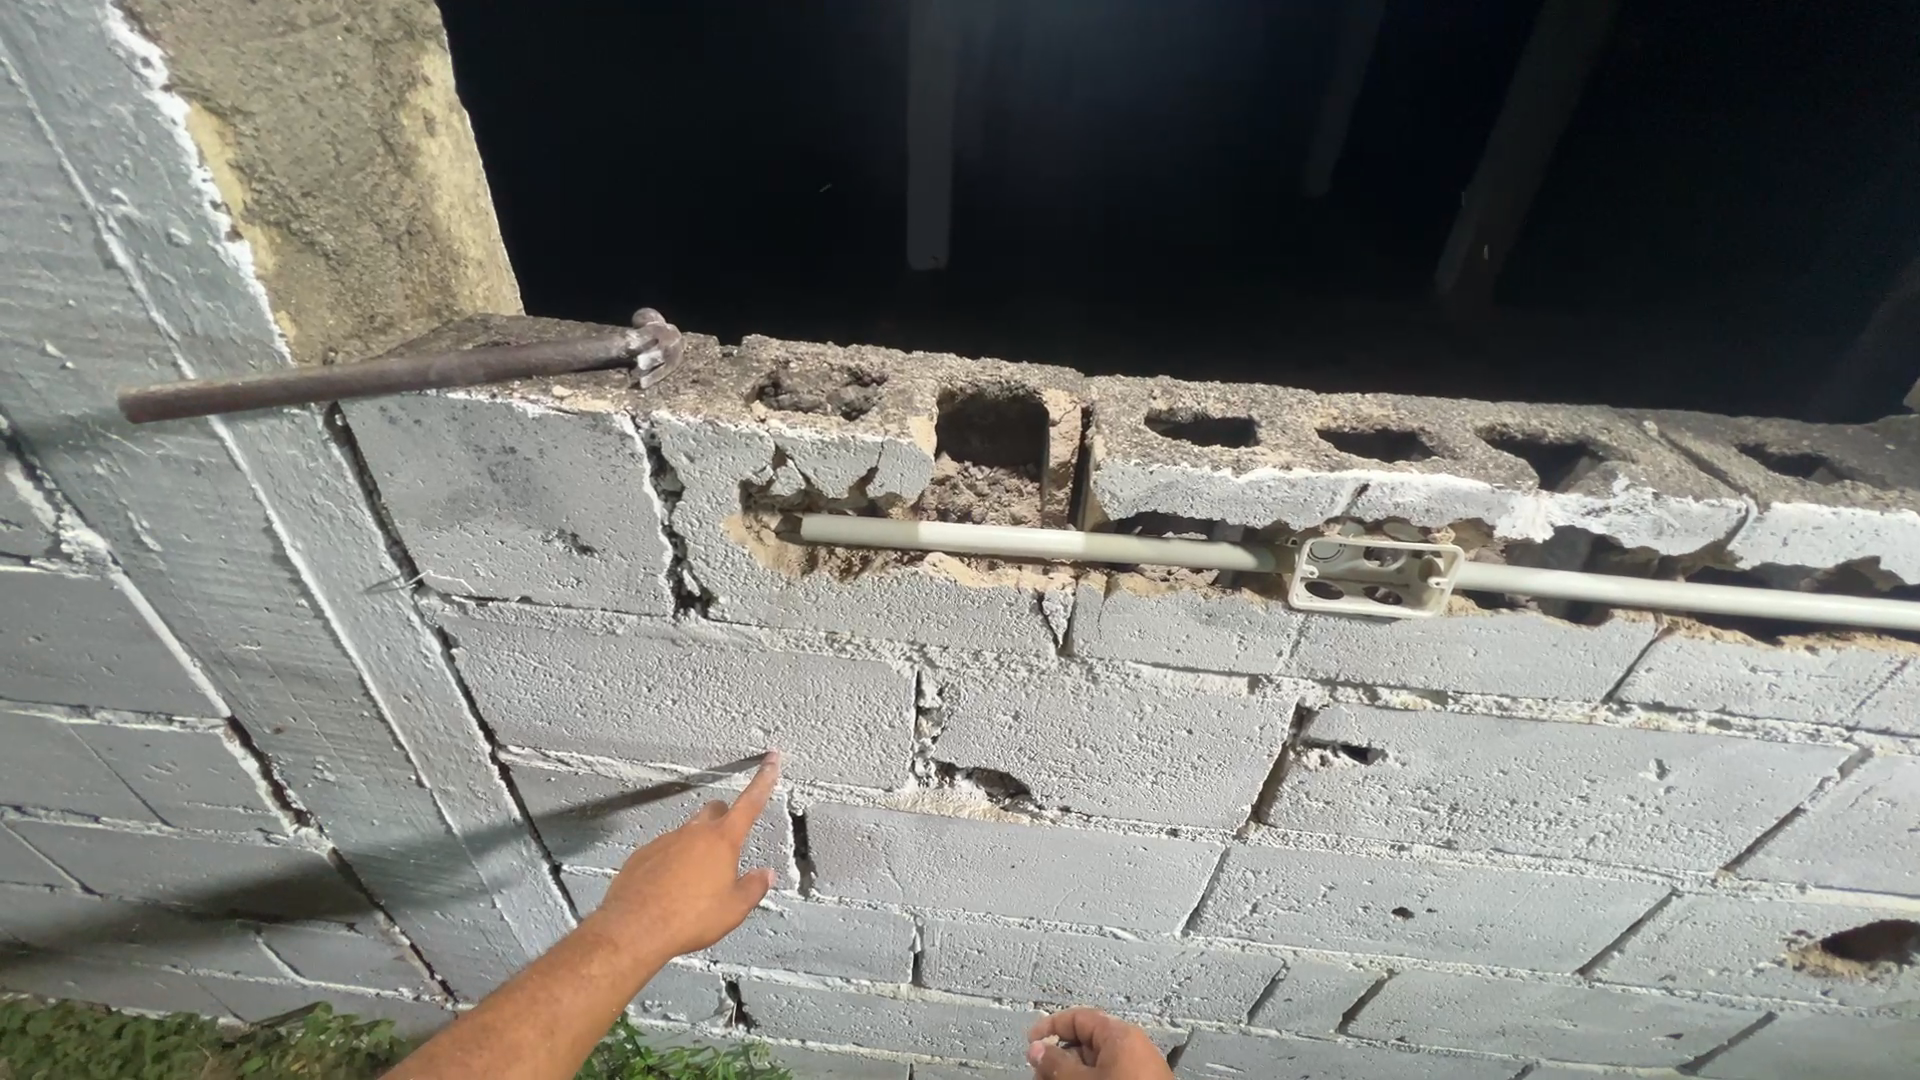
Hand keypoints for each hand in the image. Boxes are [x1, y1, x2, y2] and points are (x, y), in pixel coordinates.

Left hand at [587, 752, 781, 962]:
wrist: (633, 931)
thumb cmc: (685, 918)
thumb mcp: (733, 909)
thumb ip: (754, 888)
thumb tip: (764, 877)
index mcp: (722, 840)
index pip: (751, 801)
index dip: (764, 778)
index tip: (771, 760)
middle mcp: (694, 833)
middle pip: (715, 811)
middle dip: (724, 820)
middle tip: (727, 845)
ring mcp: (666, 841)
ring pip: (687, 833)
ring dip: (694, 849)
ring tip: (693, 883)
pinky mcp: (643, 856)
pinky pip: (662, 851)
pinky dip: (669, 864)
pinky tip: (668, 890)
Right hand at [1027, 1009, 1173, 1079]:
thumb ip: (1057, 1064)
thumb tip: (1037, 1049)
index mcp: (1120, 1033)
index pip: (1077, 1017)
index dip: (1050, 1027)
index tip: (1032, 1043)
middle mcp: (1132, 1045)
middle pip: (1085, 1043)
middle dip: (1059, 1059)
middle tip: (1039, 1076)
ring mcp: (1140, 1068)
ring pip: (1096, 1064)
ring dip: (1072, 1074)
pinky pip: (1110, 1076)